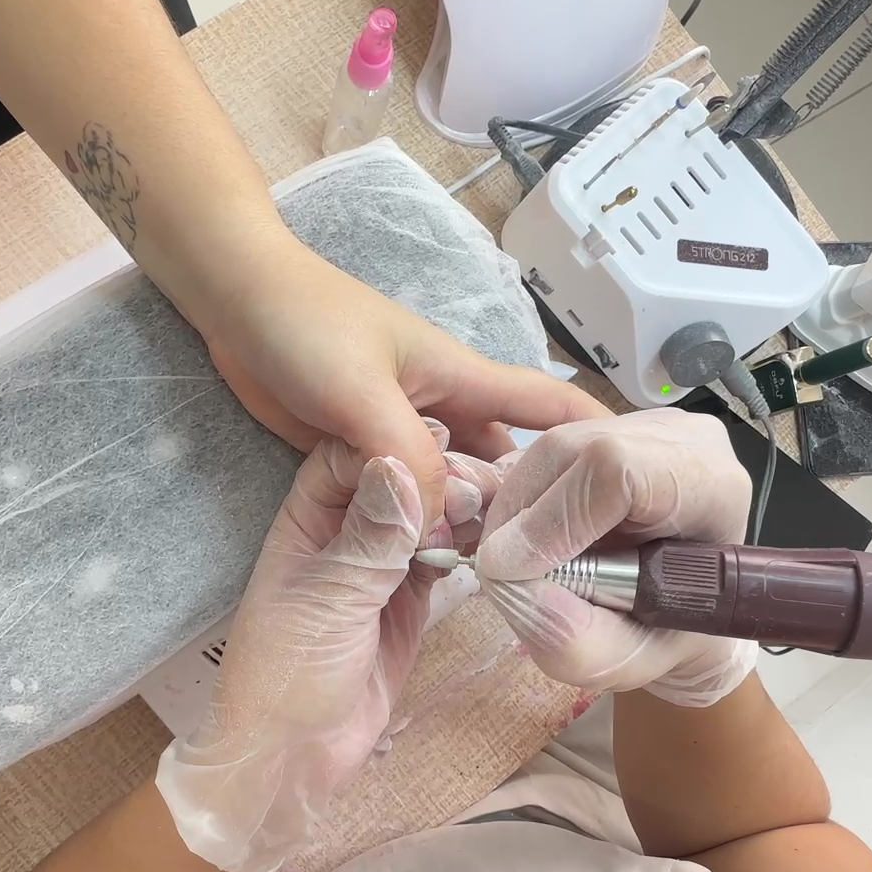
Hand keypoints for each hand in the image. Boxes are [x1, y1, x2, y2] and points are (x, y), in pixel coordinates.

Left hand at [155, 435, 452, 871]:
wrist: (296, 755)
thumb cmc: (290, 672)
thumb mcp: (328, 600)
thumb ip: (369, 538)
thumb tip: (402, 463)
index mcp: (309, 518)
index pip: (351, 455)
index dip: (395, 446)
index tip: (445, 451)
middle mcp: (346, 532)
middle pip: (398, 481)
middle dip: (438, 479)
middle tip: (484, 489)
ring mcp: (381, 567)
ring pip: (426, 518)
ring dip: (460, 512)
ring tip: (498, 513)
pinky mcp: (409, 600)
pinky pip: (442, 559)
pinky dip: (467, 549)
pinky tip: (494, 543)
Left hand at [198, 234, 609, 529]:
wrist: (236, 302)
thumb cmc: (307, 329)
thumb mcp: (365, 393)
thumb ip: (407, 454)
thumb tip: (443, 522)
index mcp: (457, 377)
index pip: (544, 400)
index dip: (593, 430)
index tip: (634, 474)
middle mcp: (438, 406)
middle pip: (499, 456)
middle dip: (523, 498)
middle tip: (544, 560)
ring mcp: (398, 428)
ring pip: (450, 478)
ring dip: (465, 514)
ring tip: (489, 569)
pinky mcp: (360, 447)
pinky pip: (403, 487)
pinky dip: (418, 515)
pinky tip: (424, 553)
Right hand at [475, 409, 758, 706]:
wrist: (677, 612)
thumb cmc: (664, 637)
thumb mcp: (622, 663)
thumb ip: (570, 638)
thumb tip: (505, 577)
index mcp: (711, 488)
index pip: (617, 470)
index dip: (551, 518)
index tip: (510, 571)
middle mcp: (679, 438)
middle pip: (566, 452)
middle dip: (516, 519)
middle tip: (503, 575)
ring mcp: (639, 423)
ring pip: (542, 449)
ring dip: (511, 512)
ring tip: (521, 561)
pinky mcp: (601, 426)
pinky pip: (535, 452)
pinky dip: (515, 500)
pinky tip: (531, 537)